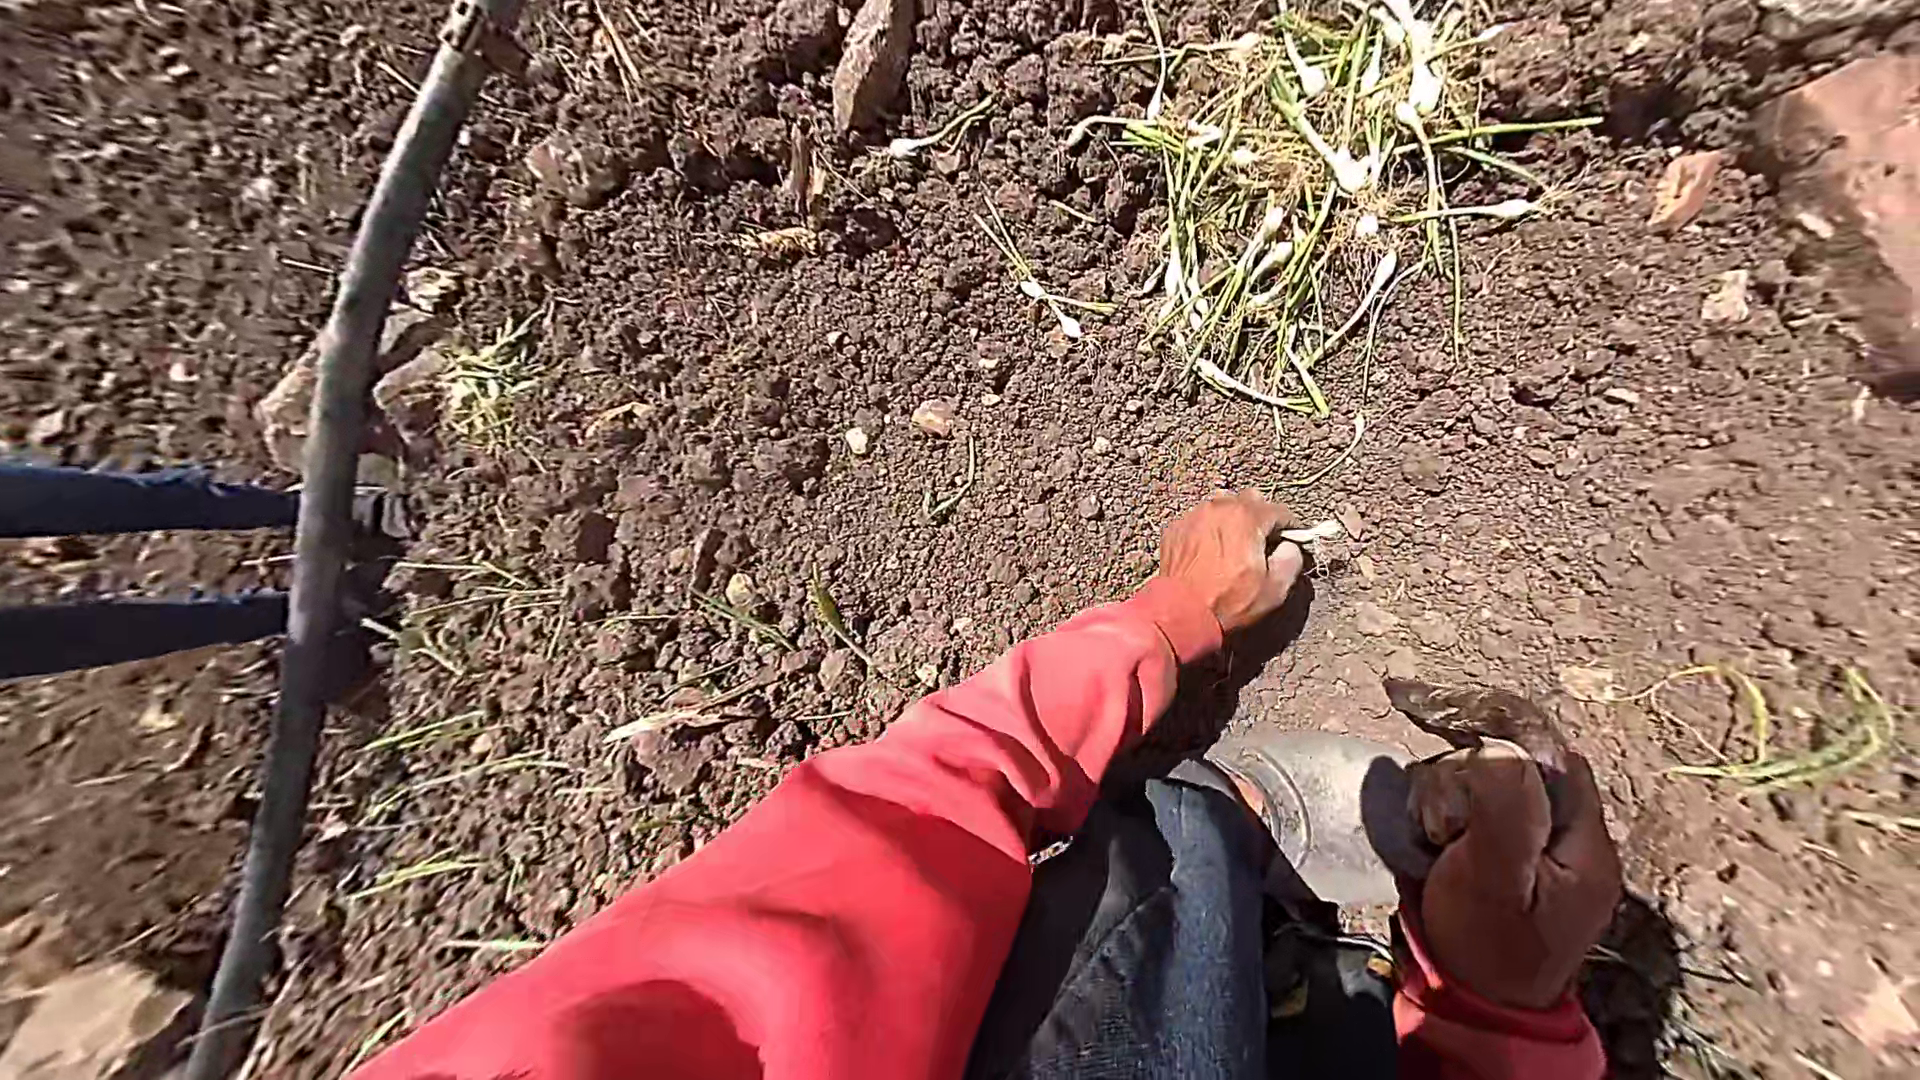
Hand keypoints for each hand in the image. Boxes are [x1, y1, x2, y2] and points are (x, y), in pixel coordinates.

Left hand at [1157, 490, 1304, 634]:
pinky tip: (1209, 550)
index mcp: (1245, 517)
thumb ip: (1292, 558)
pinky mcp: (1174, 529)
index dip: (1291, 526)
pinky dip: (1207, 529)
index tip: (1293, 539)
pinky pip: (1198, 520)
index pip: (1279, 511)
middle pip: (1248, 500)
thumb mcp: (1275, 587)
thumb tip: (1289, 547)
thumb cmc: (1228, 601)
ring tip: (1234, 543)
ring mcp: (1192, 517)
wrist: (1180, 612)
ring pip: (1220, 506)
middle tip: (1263, 540)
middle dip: (1261, 516)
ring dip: (1232, 519)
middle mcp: (1217, 508)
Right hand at [1412, 749, 1621, 1009]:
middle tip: (1443, 817)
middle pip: (1512, 769)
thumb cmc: (1486, 935)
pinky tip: (1430, 832)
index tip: (1452, 724)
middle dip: (1466, 778)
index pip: (1555, 760)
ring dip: (1448, 793)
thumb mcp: (1496, 875)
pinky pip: (1465, 804)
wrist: (1468, 990)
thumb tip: (1499, 748)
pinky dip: (1441, 807)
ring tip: (1435, 832)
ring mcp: (1526, 842)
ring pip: (1482, 784)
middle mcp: (1561, 836)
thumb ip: (1505, 809)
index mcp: (1582, 843)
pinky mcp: (1493, 847)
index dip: (1507, 736)